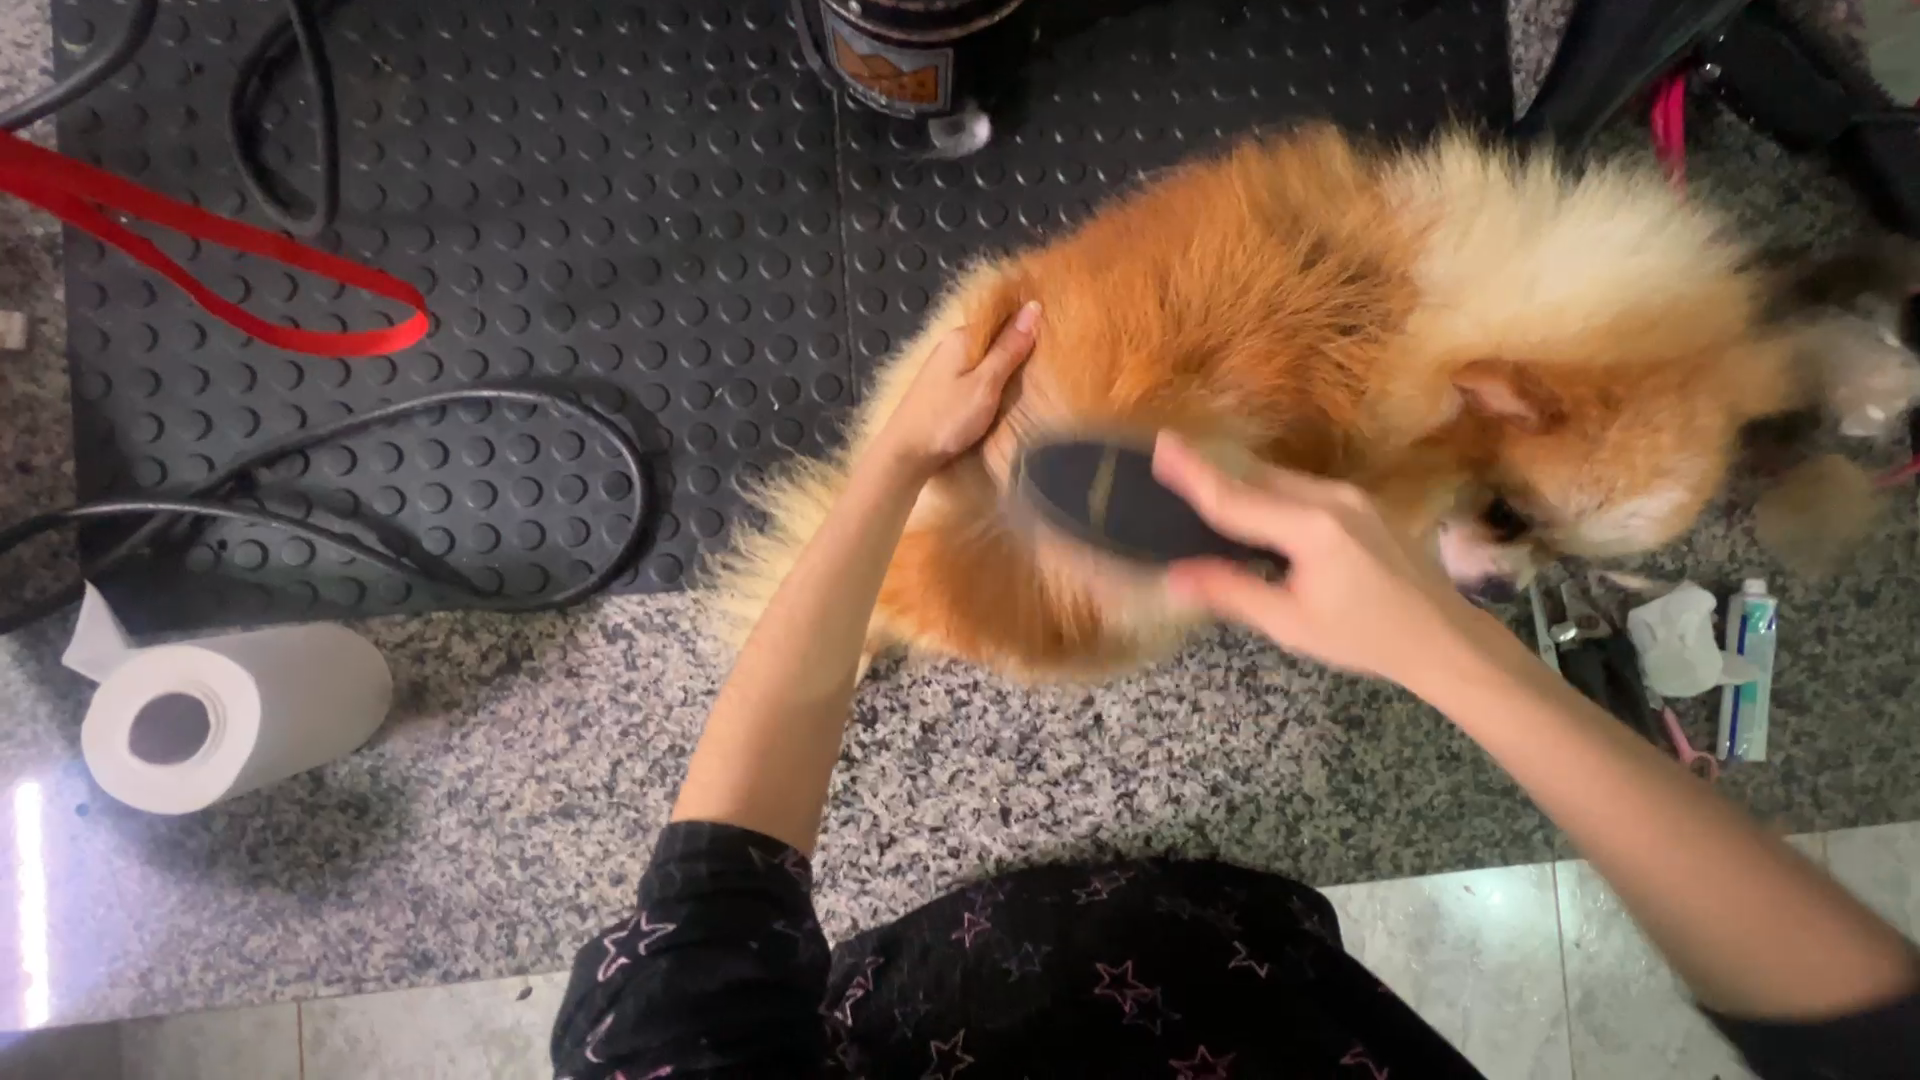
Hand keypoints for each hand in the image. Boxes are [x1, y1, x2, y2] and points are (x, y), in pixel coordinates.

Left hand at [873, 301, 1039, 476]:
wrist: (906, 452)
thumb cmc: (948, 418)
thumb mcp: (985, 383)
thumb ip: (1009, 348)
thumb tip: (1033, 307)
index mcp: (962, 336)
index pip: (1002, 317)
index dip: (1027, 324)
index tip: (1053, 337)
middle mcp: (951, 344)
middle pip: (992, 337)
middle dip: (1016, 346)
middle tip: (1048, 361)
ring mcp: (944, 366)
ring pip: (983, 358)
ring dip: (1004, 366)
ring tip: (1031, 377)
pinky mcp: (941, 386)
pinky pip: (974, 373)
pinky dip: (990, 379)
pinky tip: (1002, 392)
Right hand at [1152, 433, 1500, 689]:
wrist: (1444, 637)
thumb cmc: (1365, 638)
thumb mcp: (1289, 623)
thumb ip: (1231, 591)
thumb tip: (1174, 576)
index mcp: (1312, 529)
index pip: (1236, 498)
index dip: (1194, 473)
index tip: (1162, 445)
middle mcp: (1331, 499)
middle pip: (1254, 478)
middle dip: (1210, 470)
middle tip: (1168, 460)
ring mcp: (1349, 496)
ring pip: (1277, 479)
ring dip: (1237, 481)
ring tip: (1198, 482)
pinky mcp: (1359, 502)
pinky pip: (1298, 487)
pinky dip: (1264, 491)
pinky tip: (1249, 503)